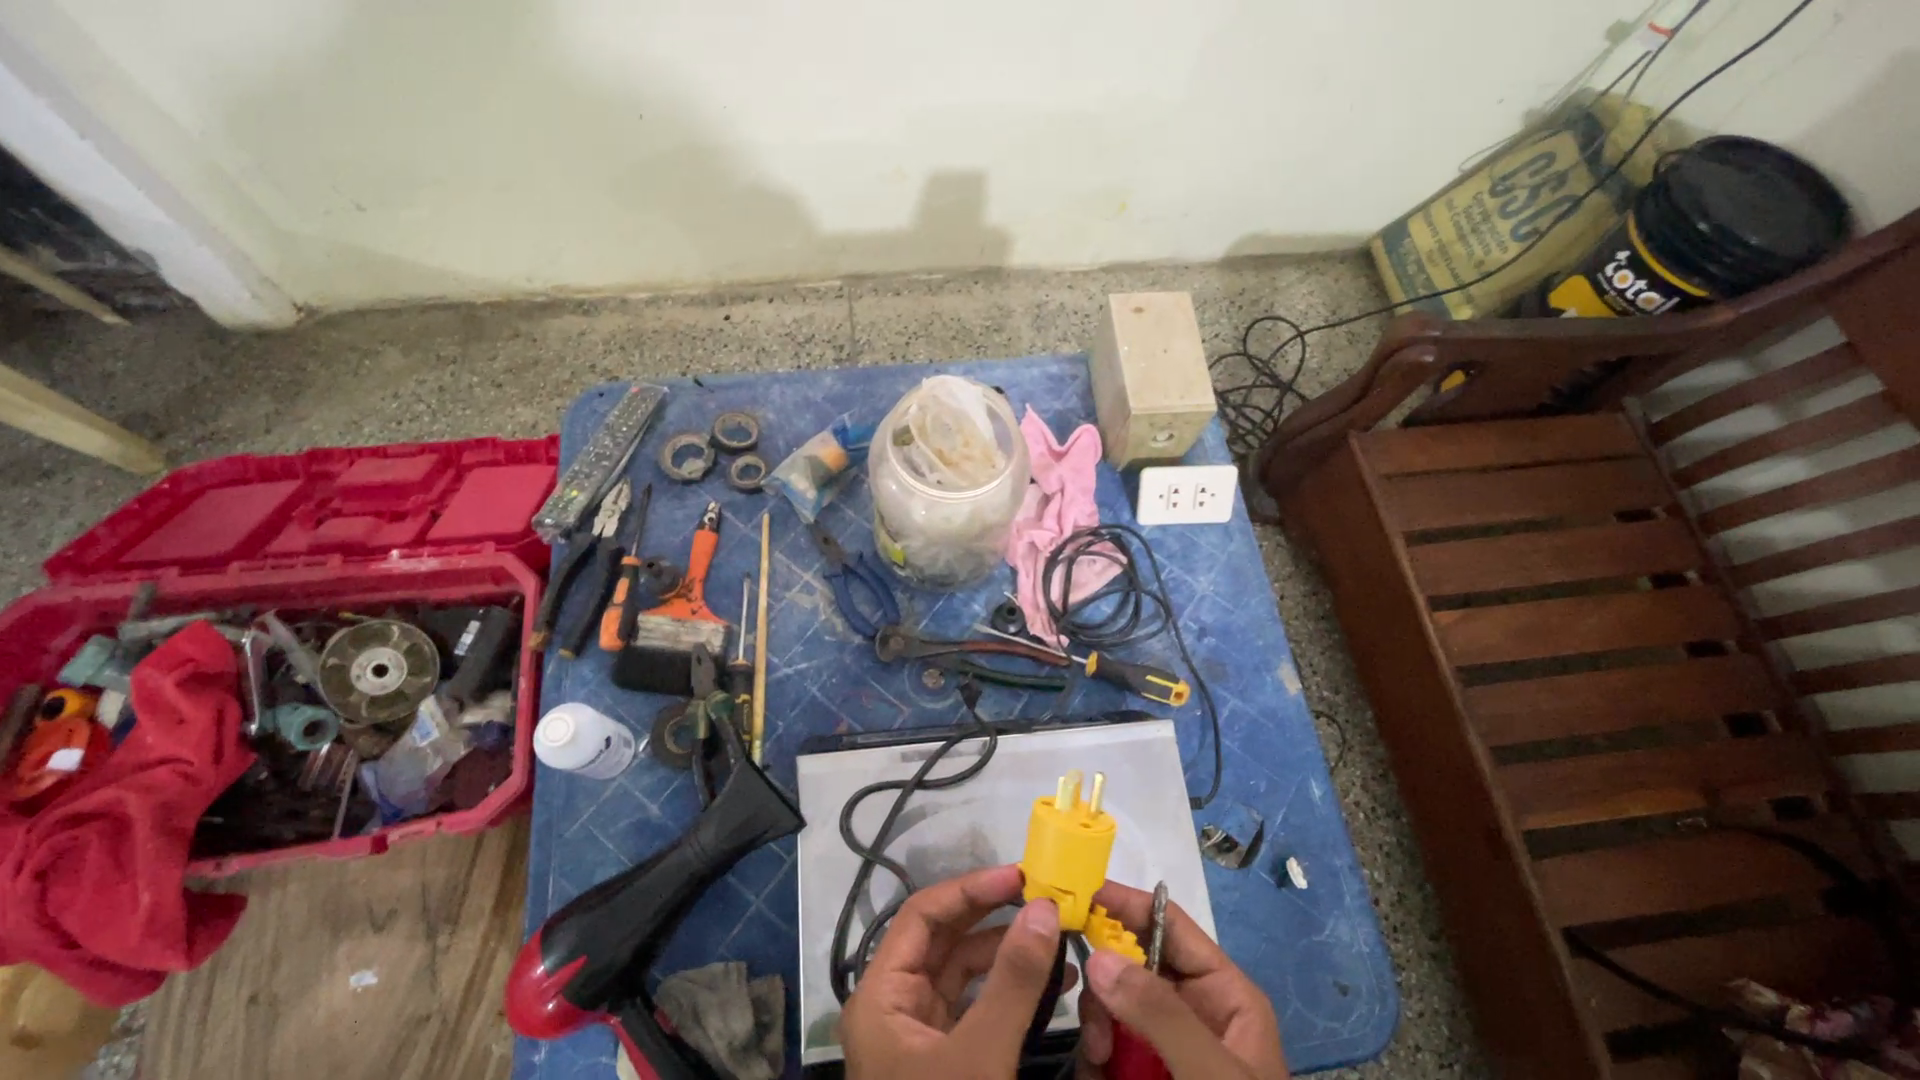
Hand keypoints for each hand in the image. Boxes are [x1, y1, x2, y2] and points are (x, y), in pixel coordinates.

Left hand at [841, 864, 1069, 1078]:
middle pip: (943, 942)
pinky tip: (1050, 982)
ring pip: (964, 974)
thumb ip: (1013, 982)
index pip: (921, 917)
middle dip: (993, 918)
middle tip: (1043, 898)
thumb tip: (1042, 907)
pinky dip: (1011, 991)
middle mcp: (896, 1006)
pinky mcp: (947, 1060)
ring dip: (1008, 953)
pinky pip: (977, 1008)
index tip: (1019, 876)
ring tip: (1056, 936)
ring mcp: (921, 1036)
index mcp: (881, 996)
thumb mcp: (980, 1055)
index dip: (969, 889)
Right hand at [1075, 881, 1287, 1078]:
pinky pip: (1104, 1048)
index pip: (1170, 926)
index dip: (1127, 903)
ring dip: (1097, 1029)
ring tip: (1102, 1065)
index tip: (1076, 895)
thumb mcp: (1212, 1075)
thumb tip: (1101, 956)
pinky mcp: (1138, 1076)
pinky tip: (1100, 1077)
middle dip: (1107, 984)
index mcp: (1223, 994)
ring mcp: (1162, 1047)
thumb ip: (1161, 1015)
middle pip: (1131, 965)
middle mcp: (1190, 1011)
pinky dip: (1095, 1059)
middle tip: (1097, 1025)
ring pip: (1110, 1006)